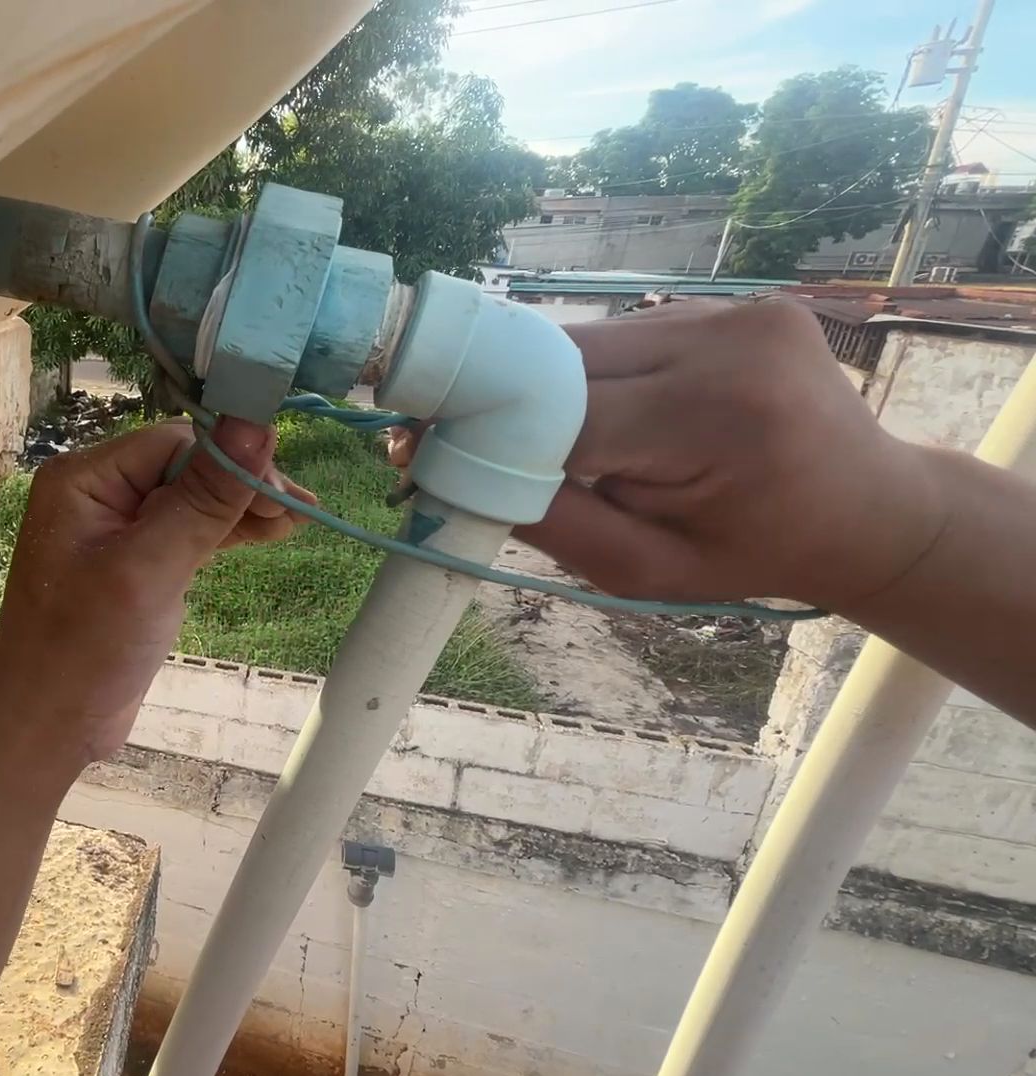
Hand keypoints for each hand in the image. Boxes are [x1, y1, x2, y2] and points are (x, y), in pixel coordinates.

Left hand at [0, 419, 312, 766]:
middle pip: (184, 466)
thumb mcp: (148, 568)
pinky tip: (267, 533)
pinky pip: (185, 531)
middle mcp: (96, 493)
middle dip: (241, 484)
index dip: (231, 460)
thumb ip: (202, 497)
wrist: (48, 725)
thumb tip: (254, 422)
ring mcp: (115, 528)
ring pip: (191, 499)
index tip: (284, 495)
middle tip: (301, 512)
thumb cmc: (85, 648)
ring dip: (241, 508)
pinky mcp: (134, 562)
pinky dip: (225, 532)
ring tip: (298, 521)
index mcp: (83, 479)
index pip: (171, 444)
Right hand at [392, 300, 945, 611]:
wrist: (864, 506)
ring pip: (569, 344)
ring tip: (511, 434)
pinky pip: (603, 338)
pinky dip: (566, 375)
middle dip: (488, 406)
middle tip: (436, 442)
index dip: (474, 436)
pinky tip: (572, 410)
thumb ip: (541, 520)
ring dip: (525, 389)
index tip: (415, 458)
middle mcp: (725, 339)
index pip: (553, 414)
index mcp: (717, 417)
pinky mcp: (717, 303)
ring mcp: (726, 310)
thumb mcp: (636, 568)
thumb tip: (443, 471)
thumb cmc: (745, 552)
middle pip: (551, 365)